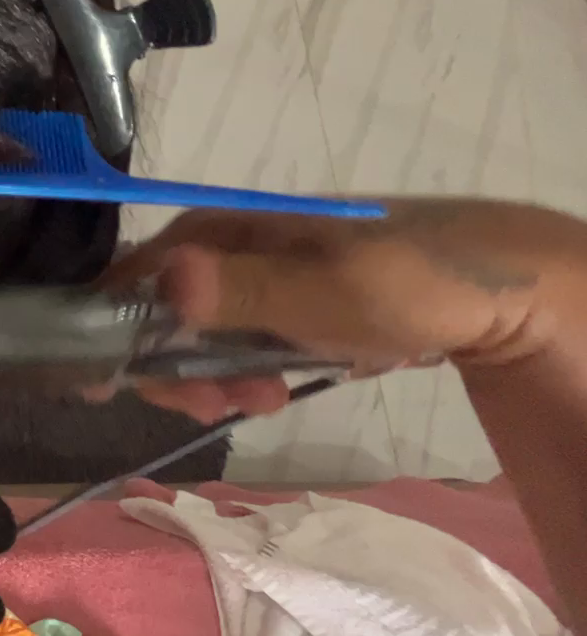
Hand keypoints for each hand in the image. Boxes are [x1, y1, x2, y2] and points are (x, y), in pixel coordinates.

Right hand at [100, 198, 586, 420]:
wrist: (525, 292)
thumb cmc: (419, 282)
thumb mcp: (332, 287)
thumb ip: (244, 288)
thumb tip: (165, 281)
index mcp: (211, 230)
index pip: (127, 276)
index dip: (109, 330)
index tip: (111, 387)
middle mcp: (217, 249)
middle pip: (155, 310)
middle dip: (171, 366)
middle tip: (210, 406)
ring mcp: (250, 275)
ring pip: (194, 332)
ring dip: (210, 377)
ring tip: (257, 403)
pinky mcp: (280, 302)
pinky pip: (233, 341)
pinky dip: (241, 373)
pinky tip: (272, 391)